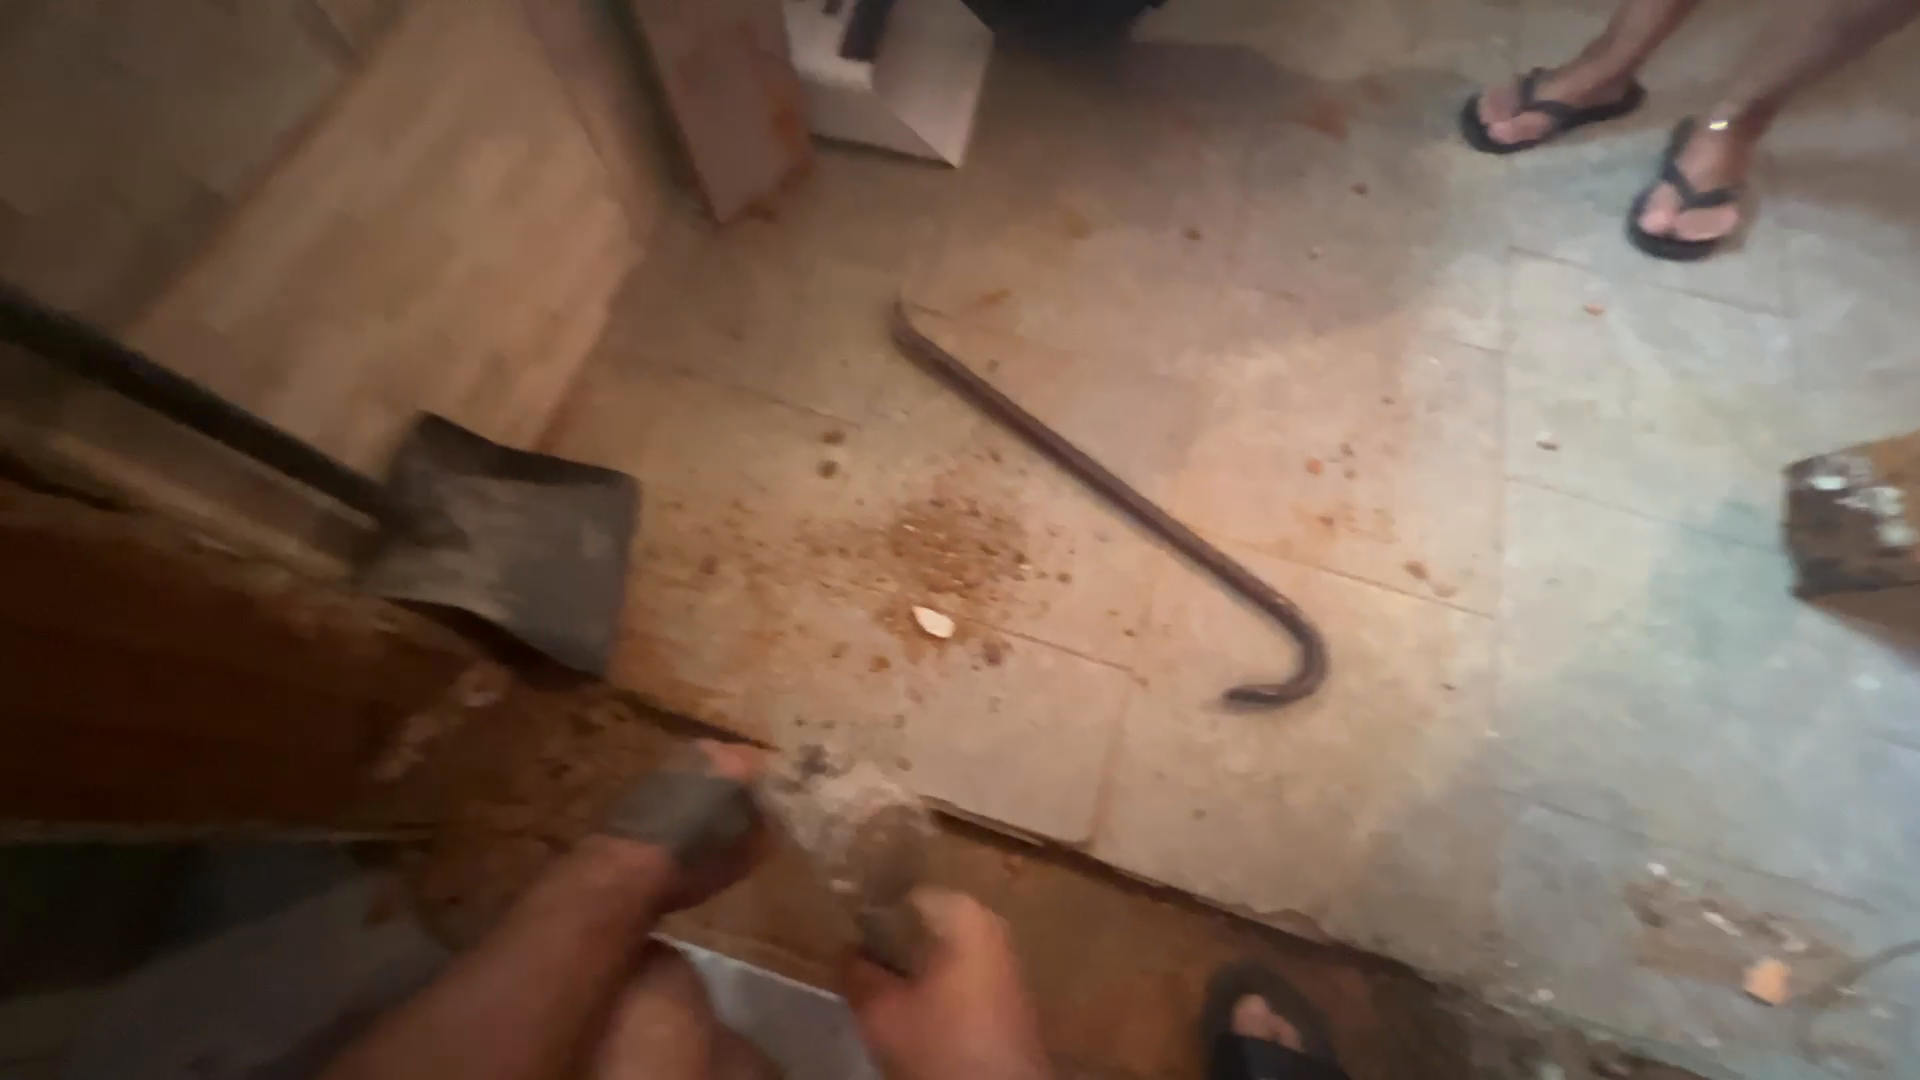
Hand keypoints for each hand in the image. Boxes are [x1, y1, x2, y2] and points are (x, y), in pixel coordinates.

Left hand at [600, 739, 768, 911]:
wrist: (623, 871)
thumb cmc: (696, 861)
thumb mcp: (747, 856)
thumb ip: (769, 831)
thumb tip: (775, 820)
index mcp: (735, 763)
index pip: (767, 766)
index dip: (772, 789)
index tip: (773, 810)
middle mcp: (703, 753)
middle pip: (732, 763)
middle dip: (740, 784)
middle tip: (744, 814)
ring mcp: (668, 763)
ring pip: (701, 771)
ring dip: (708, 790)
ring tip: (712, 822)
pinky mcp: (641, 782)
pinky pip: (675, 784)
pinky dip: (682, 799)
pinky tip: (682, 826)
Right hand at [842, 889, 1051, 1079]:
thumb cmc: (942, 1045)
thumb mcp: (884, 1015)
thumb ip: (858, 975)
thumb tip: (844, 952)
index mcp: (963, 913)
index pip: (906, 895)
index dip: (872, 913)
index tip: (848, 933)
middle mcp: (989, 922)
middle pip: (927, 921)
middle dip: (894, 940)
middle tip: (862, 961)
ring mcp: (1004, 954)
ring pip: (945, 947)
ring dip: (915, 963)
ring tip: (884, 984)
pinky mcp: (1010, 988)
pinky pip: (963, 968)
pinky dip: (938, 979)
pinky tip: (917, 1004)